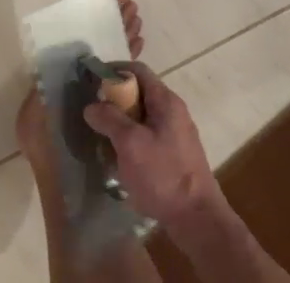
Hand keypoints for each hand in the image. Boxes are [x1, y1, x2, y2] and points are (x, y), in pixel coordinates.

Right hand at [82, 61, 222, 225]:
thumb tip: (91, 106)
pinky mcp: (175, 155)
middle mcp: (173, 112)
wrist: (197, 219)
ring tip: (102, 139)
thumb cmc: (163, 175)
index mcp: (166, 101)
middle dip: (114, 101)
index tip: (92, 83)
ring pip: (142, 117)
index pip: (138, 70)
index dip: (113, 71)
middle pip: (139, 93)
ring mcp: (176, 135)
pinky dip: (131, 141)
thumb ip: (109, 118)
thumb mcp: (130, 143)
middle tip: (94, 115)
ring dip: (121, 124)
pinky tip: (119, 159)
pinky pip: (148, 137)